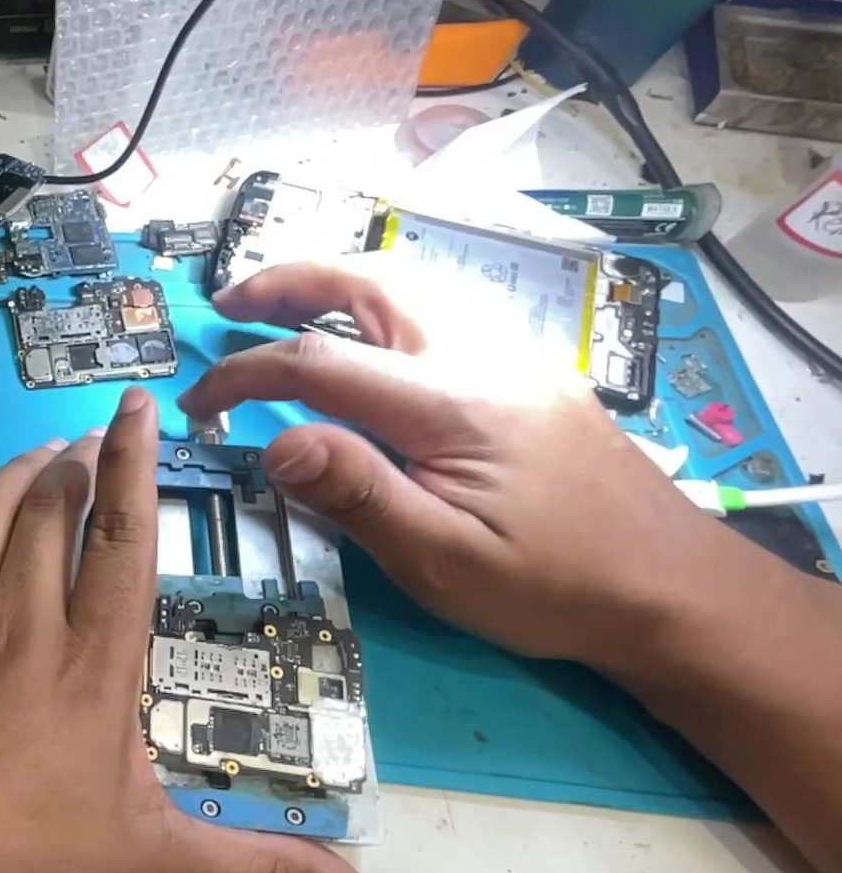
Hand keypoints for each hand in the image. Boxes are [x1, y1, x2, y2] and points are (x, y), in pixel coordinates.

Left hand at [0, 388, 371, 872]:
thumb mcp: (153, 872)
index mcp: (91, 664)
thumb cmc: (23, 870)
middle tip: (91, 439)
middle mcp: (21, 621)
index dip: (134, 467)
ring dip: (19, 472)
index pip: (122, 540)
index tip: (137, 410)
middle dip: (77, 464)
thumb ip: (258, 869)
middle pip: (50, 513)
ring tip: (44, 450)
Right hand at [178, 257, 735, 671]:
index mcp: (451, 405)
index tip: (197, 400)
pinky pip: (436, 305)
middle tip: (228, 305)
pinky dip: (375, 298)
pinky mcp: (522, 370)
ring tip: (277, 303)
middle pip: (371, 284)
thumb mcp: (439, 559)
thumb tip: (275, 441)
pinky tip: (359, 329)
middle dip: (287, 281)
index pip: (319, 362)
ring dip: (332, 280)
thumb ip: (355, 493)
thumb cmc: (549, 585)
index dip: (243, 372)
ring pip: (410, 283)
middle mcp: (481, 358)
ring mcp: (509, 355)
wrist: (675, 591)